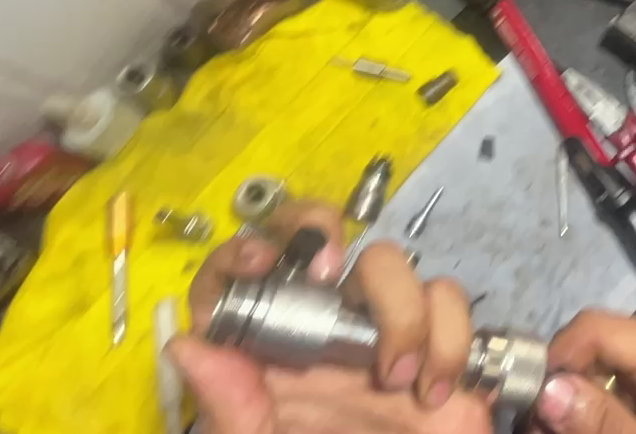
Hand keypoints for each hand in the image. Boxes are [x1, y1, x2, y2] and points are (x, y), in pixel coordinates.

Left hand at [168, 200, 489, 433]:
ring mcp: (379, 325)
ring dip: (400, 313)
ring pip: (387, 259)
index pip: (240, 277)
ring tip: (398, 378)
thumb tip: (188, 345)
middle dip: (315, 225)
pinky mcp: (436, 333)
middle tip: (325, 270)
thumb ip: (231, 411)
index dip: (243, 250)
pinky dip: (447, 340)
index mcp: (270, 354)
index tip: (260, 263)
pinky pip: (446, 298)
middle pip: (312, 234)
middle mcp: (321, 325)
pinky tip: (434, 390)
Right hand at [533, 312, 635, 433]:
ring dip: (583, 401)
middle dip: (565, 389)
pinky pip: (627, 376)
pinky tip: (604, 427)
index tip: (529, 414)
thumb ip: (603, 422)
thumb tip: (546, 388)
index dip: (553, 364)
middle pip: (594, 345)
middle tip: (545, 432)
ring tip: (569, 430)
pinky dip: (607, 404)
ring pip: (605, 363)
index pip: (590, 328)